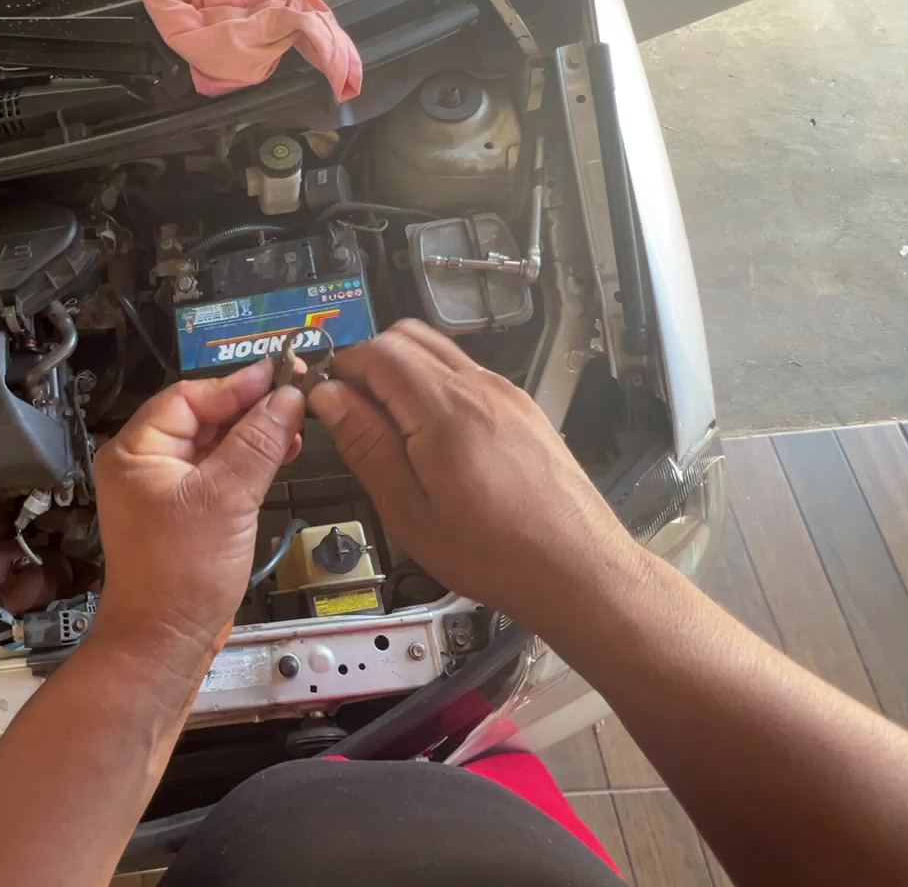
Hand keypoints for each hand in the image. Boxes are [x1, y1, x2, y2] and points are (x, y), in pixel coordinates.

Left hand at [93, 362, 305, 663]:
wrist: (166, 641)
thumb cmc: (181, 573)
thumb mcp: (226, 498)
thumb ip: (258, 442)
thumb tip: (288, 397)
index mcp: (136, 450)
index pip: (188, 397)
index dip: (236, 384)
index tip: (280, 374)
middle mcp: (145, 462)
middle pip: (202, 416)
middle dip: (249, 407)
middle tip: (295, 394)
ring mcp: (165, 487)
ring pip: (213, 443)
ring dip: (253, 433)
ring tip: (295, 425)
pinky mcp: (185, 509)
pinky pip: (218, 470)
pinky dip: (248, 461)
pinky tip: (279, 453)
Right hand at [305, 320, 637, 620]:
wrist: (581, 572)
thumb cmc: (491, 552)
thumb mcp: (407, 508)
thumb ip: (365, 443)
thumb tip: (328, 396)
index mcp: (445, 408)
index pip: (378, 351)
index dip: (342, 367)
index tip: (327, 399)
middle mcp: (479, 387)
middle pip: (407, 336)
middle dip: (368, 361)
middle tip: (352, 409)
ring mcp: (506, 394)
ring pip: (437, 351)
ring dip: (401, 371)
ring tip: (389, 426)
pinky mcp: (522, 409)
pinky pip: (464, 374)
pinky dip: (433, 385)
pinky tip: (430, 437)